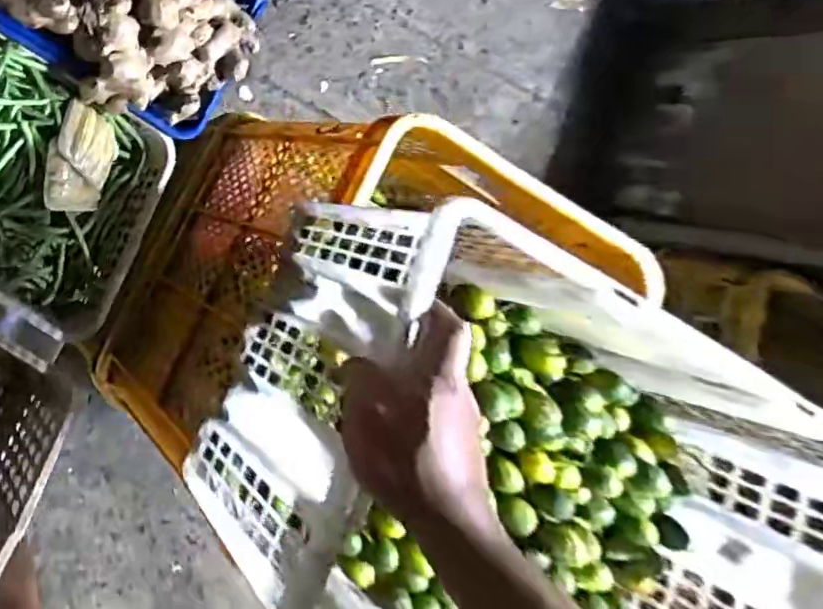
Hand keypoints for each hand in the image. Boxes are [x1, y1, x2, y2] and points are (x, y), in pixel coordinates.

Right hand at [339, 303, 496, 537]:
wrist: (450, 526)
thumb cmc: (405, 458)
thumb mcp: (366, 411)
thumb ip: (360, 377)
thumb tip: (358, 363)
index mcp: (440, 376)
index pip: (451, 326)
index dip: (433, 306)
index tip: (406, 296)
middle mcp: (459, 392)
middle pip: (436, 353)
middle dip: (405, 343)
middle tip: (368, 336)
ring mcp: (464, 422)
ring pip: (430, 382)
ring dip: (403, 376)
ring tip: (366, 380)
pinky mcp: (459, 446)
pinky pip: (430, 408)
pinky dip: (407, 404)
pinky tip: (381, 420)